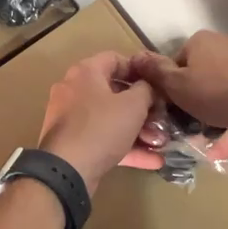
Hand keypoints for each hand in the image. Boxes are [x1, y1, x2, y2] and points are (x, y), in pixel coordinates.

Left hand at [37, 51, 156, 191]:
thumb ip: (146, 90)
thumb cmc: (101, 127)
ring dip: (138, 130)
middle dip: (142, 107)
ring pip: (110, 119)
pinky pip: (103, 139)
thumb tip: (147, 87)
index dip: (138, 69)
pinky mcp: (73, 143)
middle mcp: (74, 90)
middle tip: (162, 117)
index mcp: (85, 72)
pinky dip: (125, 147)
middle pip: (114, 92)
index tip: (156, 83)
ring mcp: (71, 118)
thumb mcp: (133, 105)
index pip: (114, 59)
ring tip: (161, 142)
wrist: (66, 170)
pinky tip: (154, 160)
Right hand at [130, 31, 227, 130]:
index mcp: (201, 40)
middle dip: (197, 97)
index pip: (178, 62)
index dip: (173, 86)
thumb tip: (136, 56)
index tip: (175, 107)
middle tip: (195, 123)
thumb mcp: (177, 86)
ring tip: (215, 136)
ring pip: (225, 85)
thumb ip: (156, 72)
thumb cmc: (216, 91)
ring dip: (217, 108)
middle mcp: (226, 41)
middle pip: (203, 72)